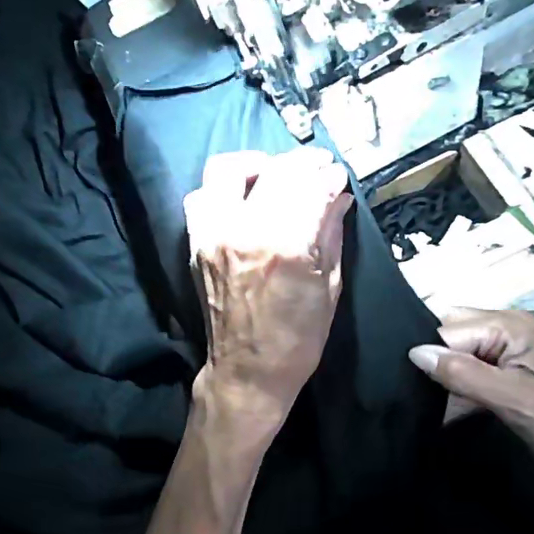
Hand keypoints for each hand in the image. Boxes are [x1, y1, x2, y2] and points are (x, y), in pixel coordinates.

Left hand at [184, 147, 352, 446]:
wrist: (246, 370)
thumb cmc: (298, 338)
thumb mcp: (330, 287)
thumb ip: (332, 232)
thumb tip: (338, 193)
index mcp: (286, 247)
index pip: (311, 185)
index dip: (330, 174)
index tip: (338, 176)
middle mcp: (244, 231)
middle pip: (275, 170)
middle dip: (302, 163)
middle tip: (316, 169)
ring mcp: (213, 233)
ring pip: (228, 169)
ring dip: (257, 165)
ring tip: (276, 176)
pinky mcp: (195, 241)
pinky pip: (201, 195)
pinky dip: (223, 188)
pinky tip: (244, 198)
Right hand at [408, 309, 533, 484]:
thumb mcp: (514, 401)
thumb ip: (462, 374)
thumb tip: (414, 352)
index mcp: (510, 325)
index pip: (447, 329)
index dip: (431, 357)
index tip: (416, 387)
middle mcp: (506, 329)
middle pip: (449, 336)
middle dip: (432, 364)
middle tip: (421, 396)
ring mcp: (509, 351)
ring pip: (456, 356)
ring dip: (444, 382)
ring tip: (430, 407)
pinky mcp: (509, 375)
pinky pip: (470, 373)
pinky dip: (458, 392)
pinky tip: (447, 413)